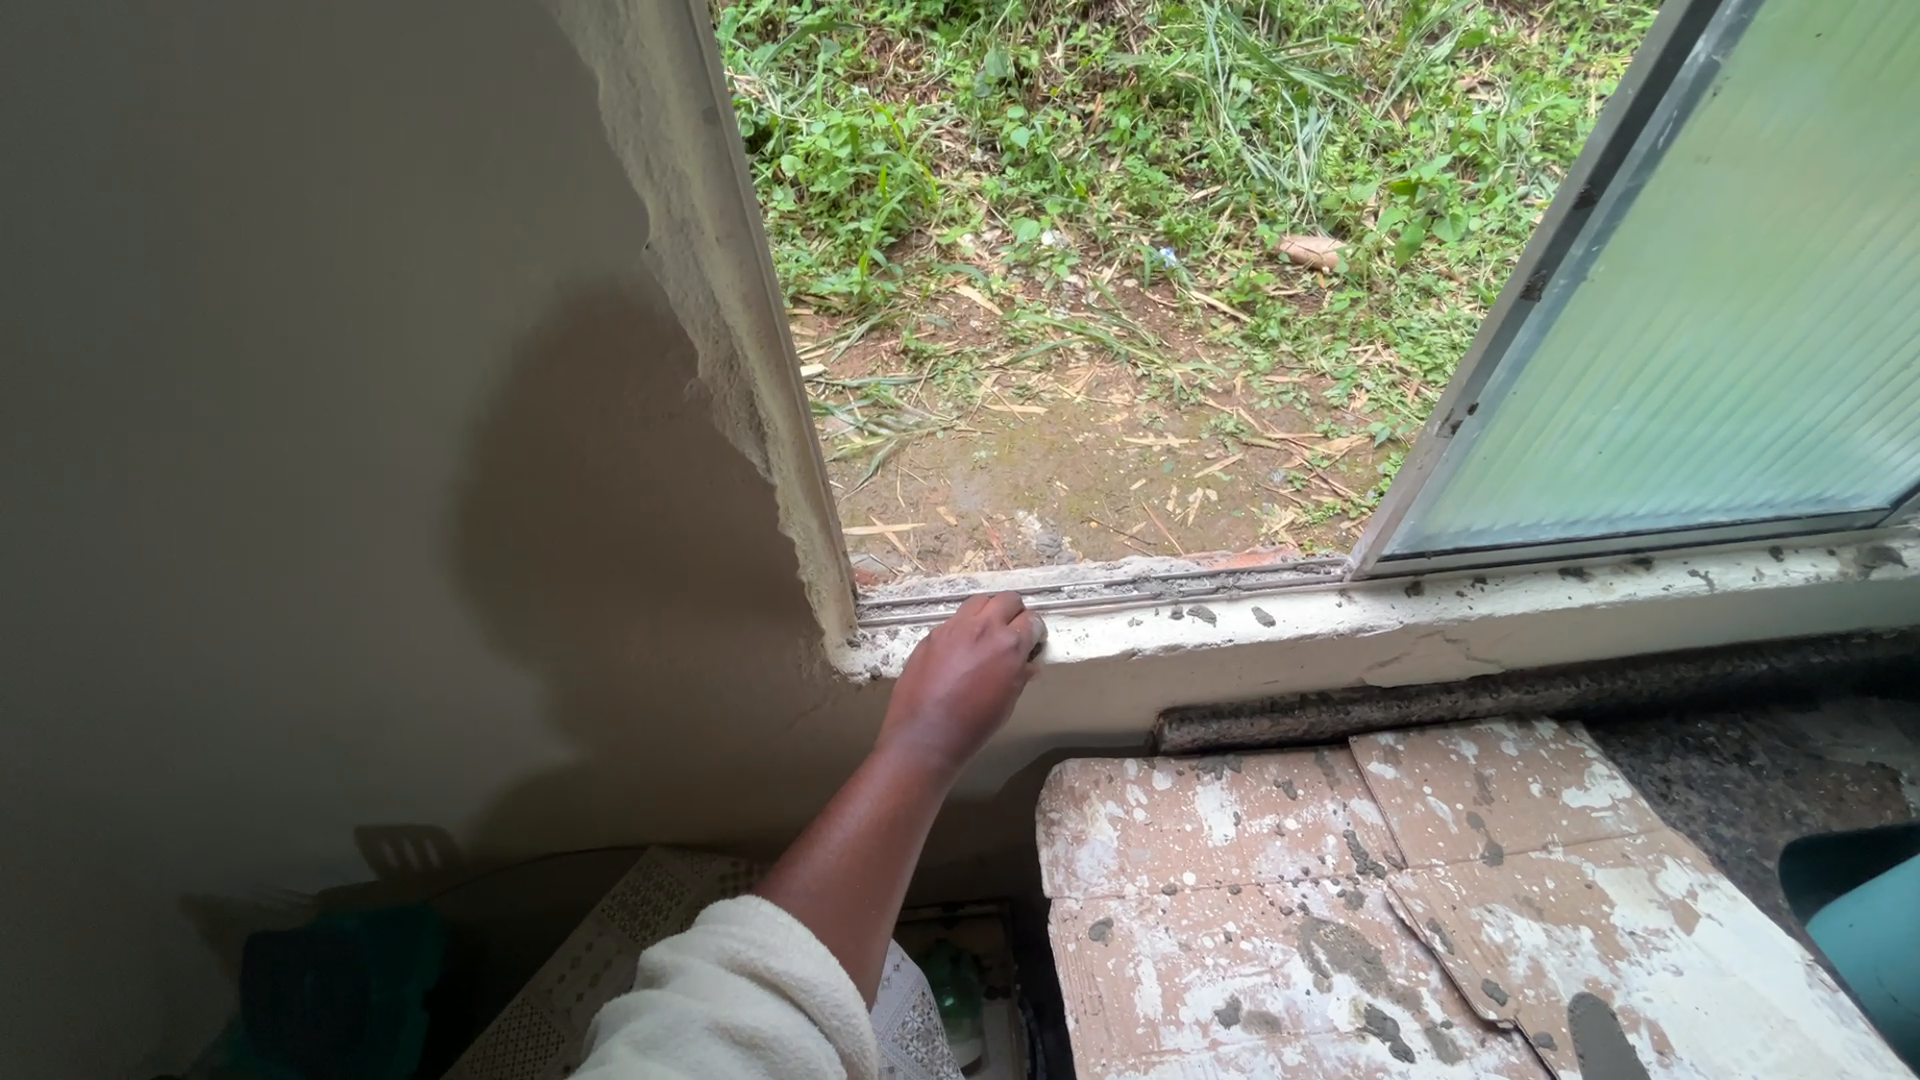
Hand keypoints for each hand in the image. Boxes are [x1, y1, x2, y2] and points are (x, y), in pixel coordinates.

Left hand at [873, 592, 1045, 779]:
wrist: (926, 734)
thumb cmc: (973, 725)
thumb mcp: (1007, 702)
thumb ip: (1019, 674)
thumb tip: (1027, 664)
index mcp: (1009, 645)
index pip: (1033, 620)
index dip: (1035, 631)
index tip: (1033, 641)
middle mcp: (983, 628)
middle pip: (1008, 600)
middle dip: (1016, 613)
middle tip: (1013, 631)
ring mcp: (955, 627)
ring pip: (980, 601)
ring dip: (990, 611)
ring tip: (988, 632)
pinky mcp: (933, 633)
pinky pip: (956, 618)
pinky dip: (966, 625)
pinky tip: (962, 646)